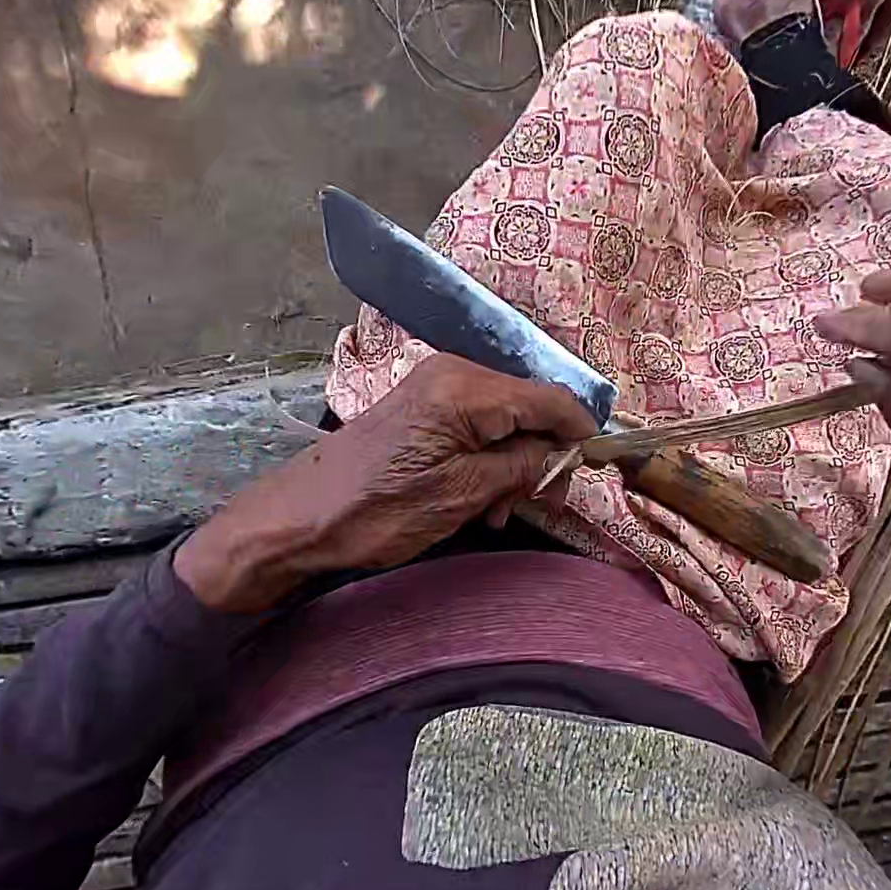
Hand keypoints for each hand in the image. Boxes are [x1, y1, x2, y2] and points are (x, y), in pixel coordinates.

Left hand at [173, 354, 596, 613]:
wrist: (299, 517)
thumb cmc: (379, 511)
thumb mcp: (462, 494)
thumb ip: (522, 463)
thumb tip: (563, 450)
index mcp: (467, 388)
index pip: (550, 397)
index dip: (579, 432)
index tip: (592, 469)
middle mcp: (456, 372)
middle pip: (530, 404)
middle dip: (543, 453)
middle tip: (543, 502)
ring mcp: (438, 385)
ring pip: (506, 417)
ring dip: (515, 461)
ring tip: (501, 509)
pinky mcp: (425, 404)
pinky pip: (478, 423)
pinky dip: (489, 455)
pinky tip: (481, 495)